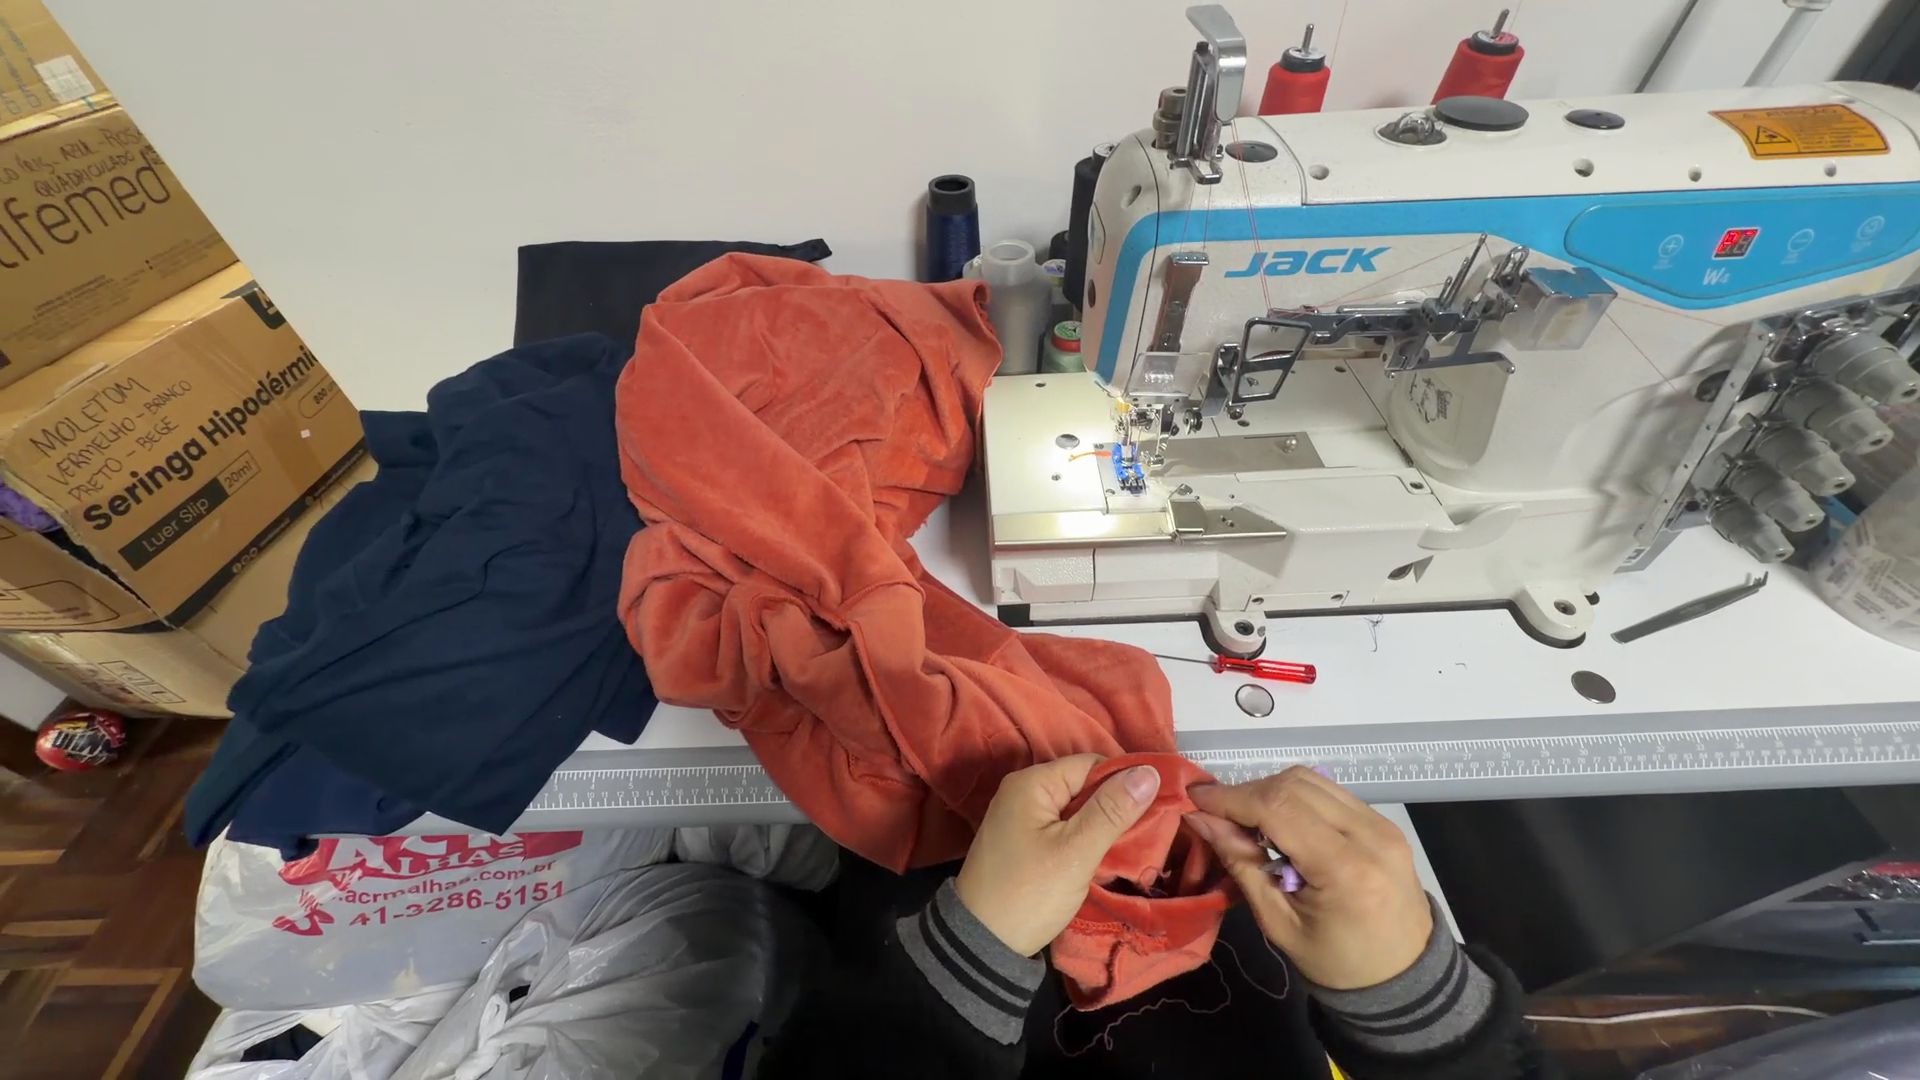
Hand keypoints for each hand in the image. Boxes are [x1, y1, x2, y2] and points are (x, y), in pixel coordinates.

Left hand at [954, 755, 1160, 955]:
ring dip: (1104, 825)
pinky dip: (1086, 838)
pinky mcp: (1027, 840)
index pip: (1090, 765)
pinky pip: (1065, 827)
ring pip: (1077, 809)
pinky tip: (1108, 856)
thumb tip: (1149, 772)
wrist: (981, 943)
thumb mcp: (1076, 852)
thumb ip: (1112, 811)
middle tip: (1152, 831)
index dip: (1124, 781)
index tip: (1158, 806)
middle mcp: (1025, 791)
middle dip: (1116, 806)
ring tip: (1137, 845)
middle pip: (1084, 785)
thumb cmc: (1029, 893)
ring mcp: (1024, 817)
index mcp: (1032, 783)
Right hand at [1186, 766, 1432, 989]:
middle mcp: (1370, 835)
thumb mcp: (1278, 923)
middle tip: (1217, 815)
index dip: (1230, 798)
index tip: (1194, 798)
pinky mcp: (1383, 823)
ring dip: (1268, 791)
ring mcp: (1382, 824)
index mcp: (1345, 869)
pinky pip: (1327, 791)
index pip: (1277, 808)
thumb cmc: (1337, 963)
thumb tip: (1200, 818)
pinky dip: (1293, 797)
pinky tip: (1280, 823)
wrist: (1406, 983)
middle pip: (1291, 785)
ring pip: (1308, 780)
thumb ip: (1240, 863)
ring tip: (1247, 820)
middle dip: (1245, 793)